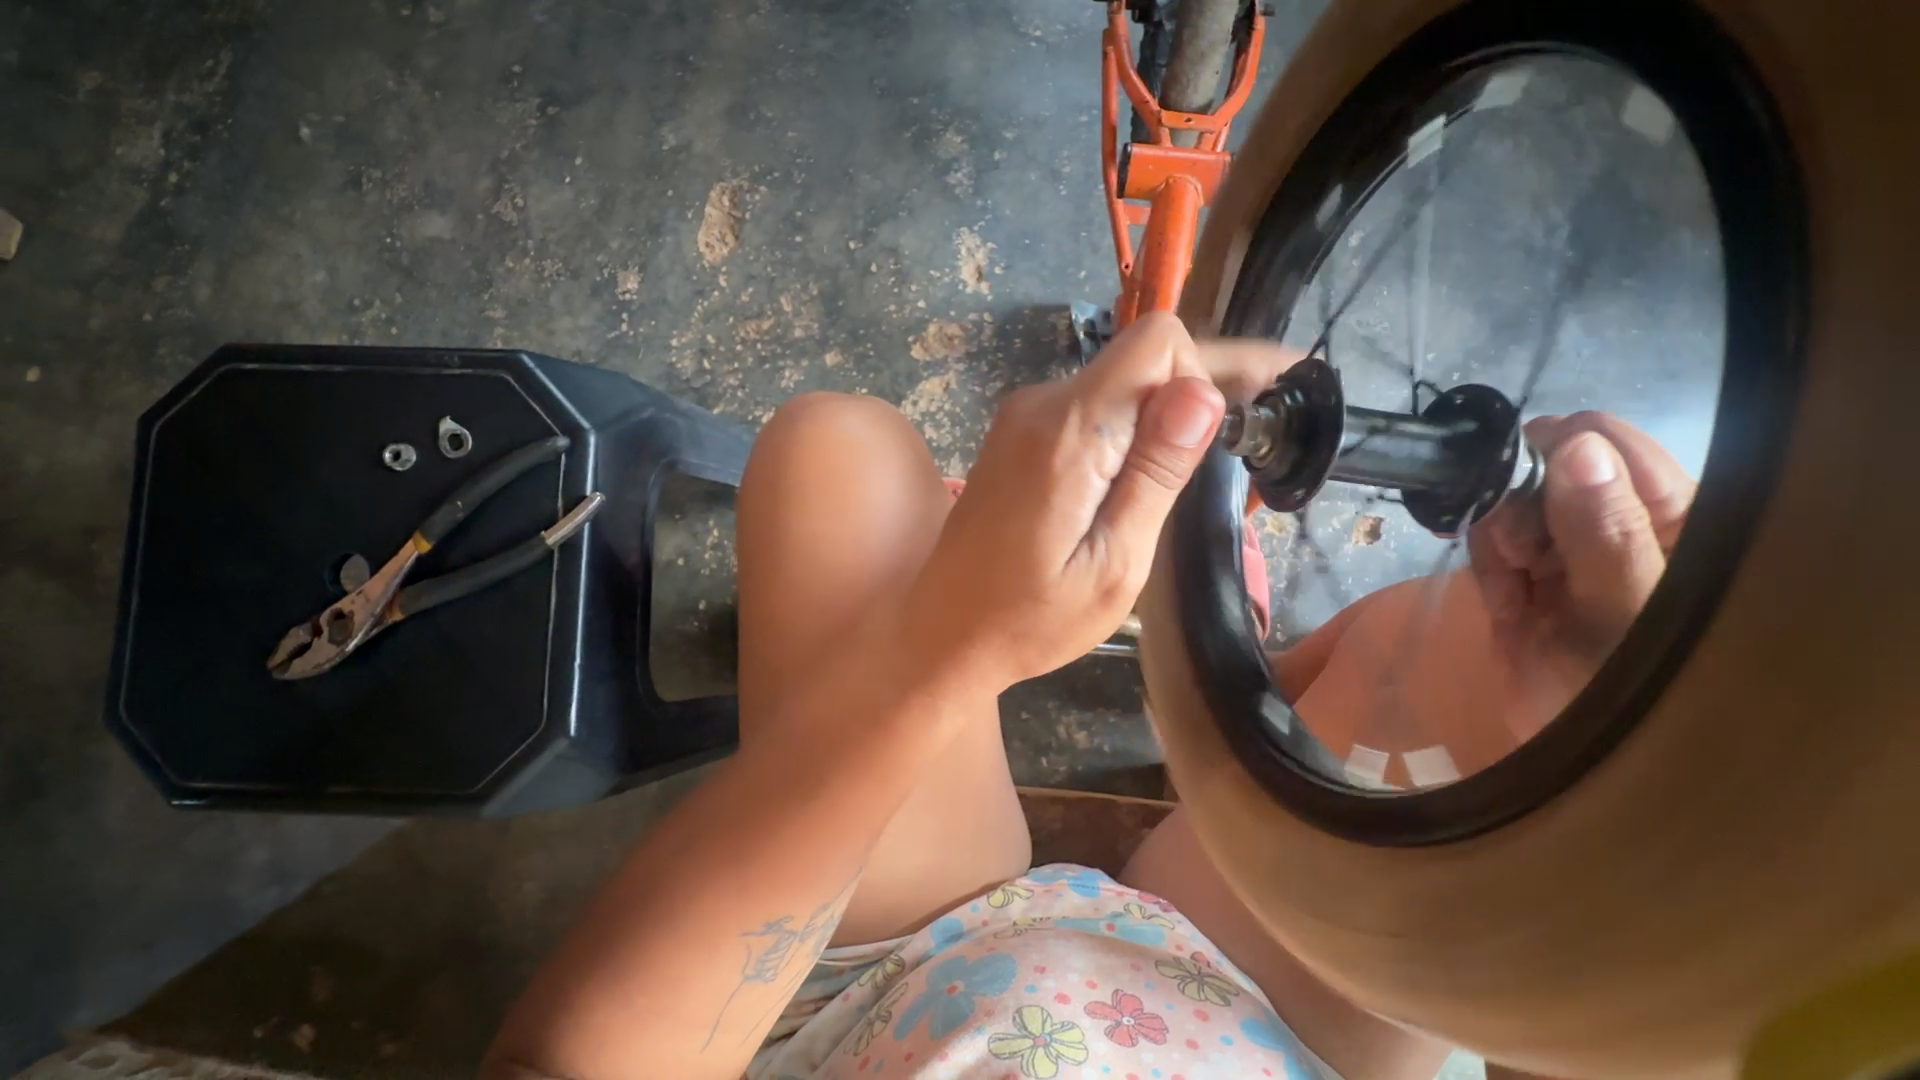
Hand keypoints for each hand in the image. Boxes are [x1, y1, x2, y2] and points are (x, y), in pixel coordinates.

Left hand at [905, 313, 1225, 691]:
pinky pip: (1089, 410)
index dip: (1205, 375)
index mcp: (1069, 431)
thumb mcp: (1114, 564)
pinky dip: (1123, 437)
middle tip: (1225, 462)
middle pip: (1140, 357)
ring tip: (1169, 495)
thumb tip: (1203, 391)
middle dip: (1190, 400)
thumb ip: (1156, 474)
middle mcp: (1041, 404)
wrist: (943, 632)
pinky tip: (1130, 490)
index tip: (1221, 438)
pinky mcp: (1016, 434)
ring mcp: (1022, 416)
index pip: (1157, 341)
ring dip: (1156, 425)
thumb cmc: (1031, 619)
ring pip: (1118, 384)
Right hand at [1469, 412, 1695, 709]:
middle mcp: (1621, 526)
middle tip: (1521, 556)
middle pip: (1548, 472)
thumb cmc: (1630, 688)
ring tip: (1513, 592)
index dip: (1557, 452)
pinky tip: (1506, 609)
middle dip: (1519, 508)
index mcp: (1672, 518)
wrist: (1583, 761)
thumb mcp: (1624, 610)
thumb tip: (1578, 445)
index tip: (1517, 482)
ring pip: (1512, 508)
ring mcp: (1573, 555)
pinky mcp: (1531, 583)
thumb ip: (1604, 529)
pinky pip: (1493, 549)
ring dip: (1500, 545)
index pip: (1611, 446)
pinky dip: (1489, 575)